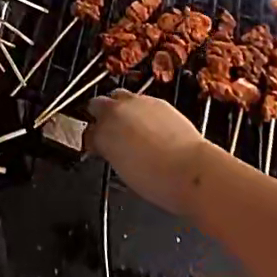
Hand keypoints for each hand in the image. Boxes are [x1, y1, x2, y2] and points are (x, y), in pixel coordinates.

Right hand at [85, 90, 213, 215]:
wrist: (188, 168)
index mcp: (103, 133)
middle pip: (98, 104)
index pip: (87, 133)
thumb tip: (112, 149)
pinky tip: (147, 124)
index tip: (94, 147)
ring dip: (118, 107)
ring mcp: (138, 102)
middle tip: (105, 129)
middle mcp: (118, 111)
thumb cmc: (156, 180)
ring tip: (126, 125)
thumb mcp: (122, 171)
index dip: (90, 141)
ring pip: (119, 96)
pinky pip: (140, 100)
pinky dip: (139, 109)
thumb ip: (111, 152)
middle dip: (99, 114)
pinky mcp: (157, 100)